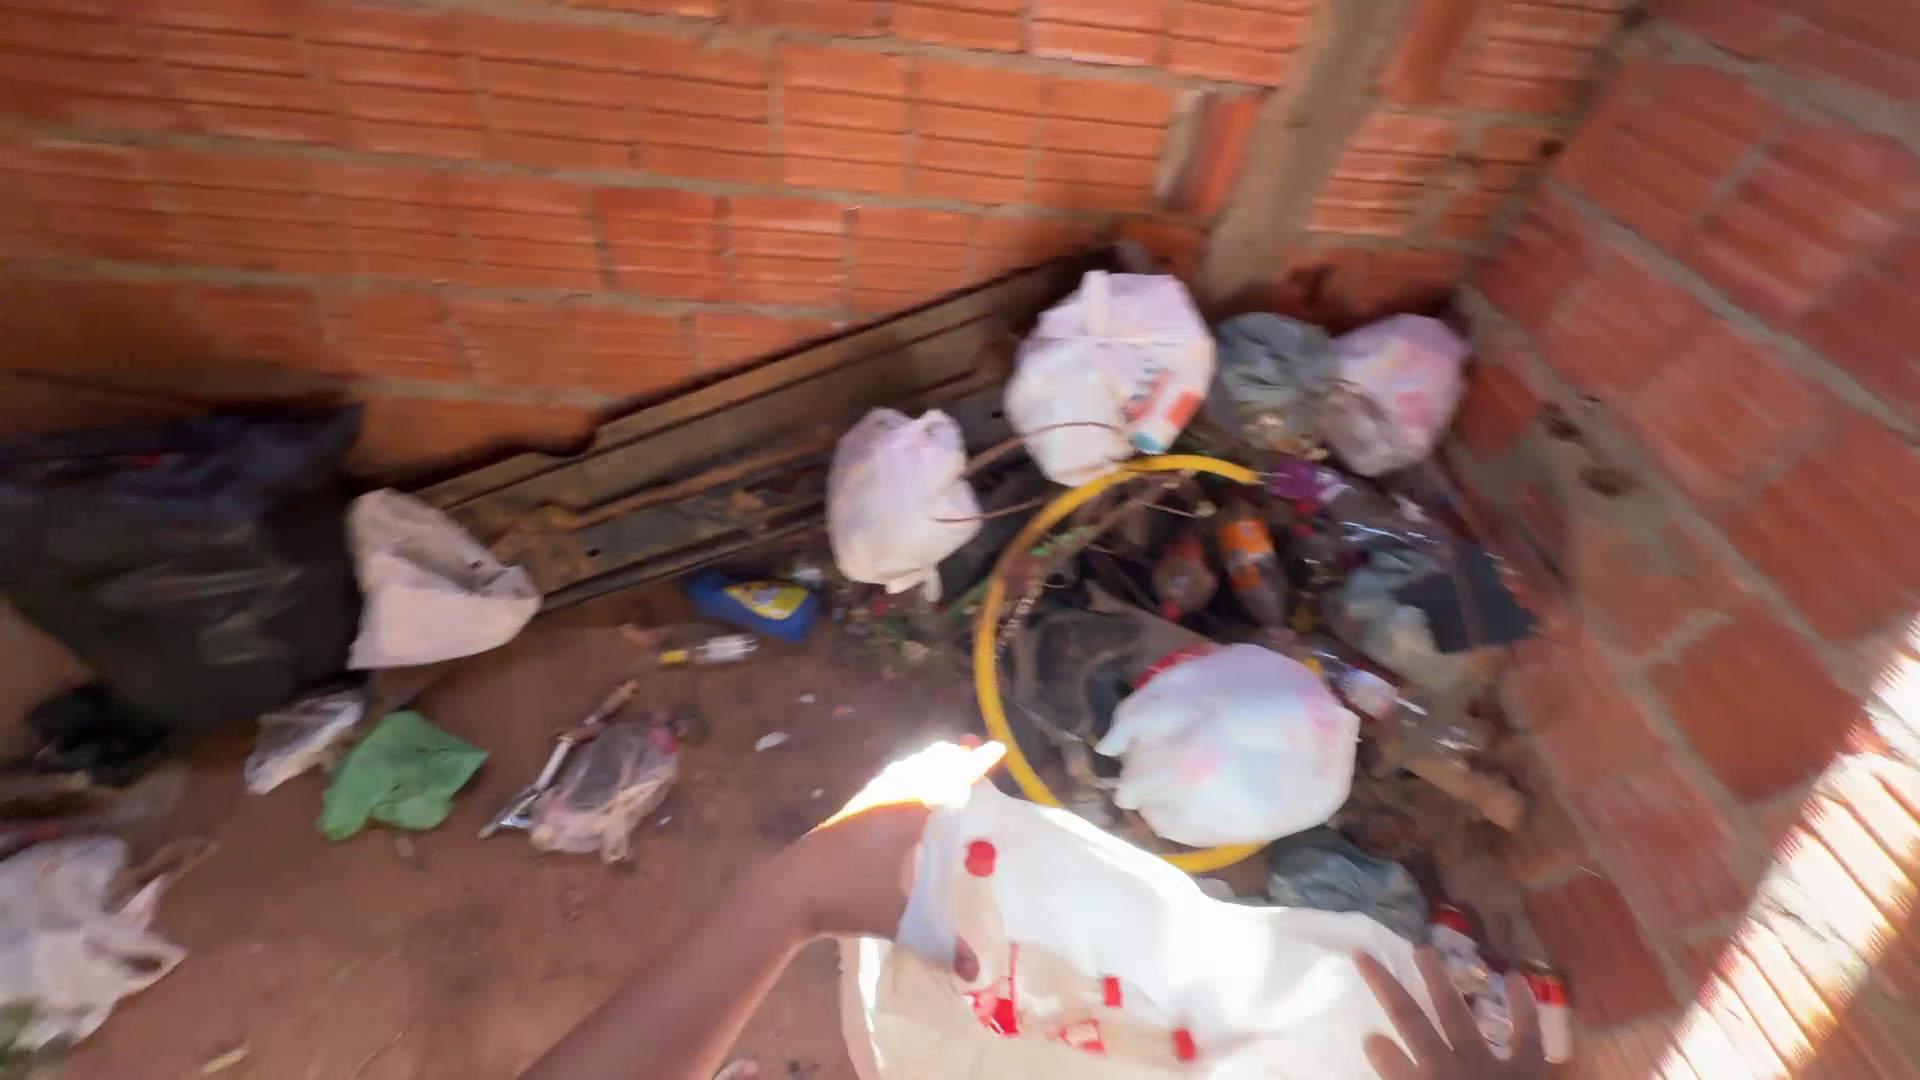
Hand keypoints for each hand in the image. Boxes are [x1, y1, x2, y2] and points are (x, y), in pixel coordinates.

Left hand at [773, 740, 1004, 980]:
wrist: (790, 888)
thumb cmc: (847, 895)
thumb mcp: (897, 919)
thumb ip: (939, 943)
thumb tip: (976, 973)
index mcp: (908, 813)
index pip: (950, 782)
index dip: (975, 765)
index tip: (996, 748)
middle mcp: (890, 797)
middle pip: (927, 766)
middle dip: (952, 757)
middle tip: (972, 747)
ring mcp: (867, 800)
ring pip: (905, 769)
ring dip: (927, 761)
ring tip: (943, 757)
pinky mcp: (852, 810)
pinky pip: (888, 778)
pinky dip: (905, 772)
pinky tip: (901, 780)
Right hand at [1355, 947, 1544, 1079]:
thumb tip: (1380, 1049)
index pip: (1385, 1056)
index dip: (1376, 1045)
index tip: (1370, 1036)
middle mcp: (1448, 1070)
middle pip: (1409, 1019)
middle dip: (1385, 985)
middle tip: (1367, 955)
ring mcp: (1490, 1068)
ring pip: (1455, 1014)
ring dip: (1436, 979)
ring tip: (1422, 950)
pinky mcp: (1529, 1076)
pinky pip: (1526, 1037)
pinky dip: (1523, 1008)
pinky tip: (1515, 978)